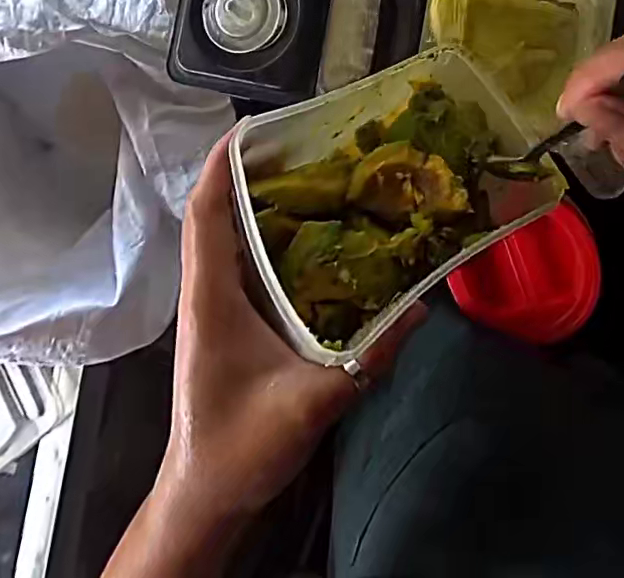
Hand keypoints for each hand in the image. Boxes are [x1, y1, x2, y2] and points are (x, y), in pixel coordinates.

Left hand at [153, 136, 424, 528]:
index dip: (219, 164)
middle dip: (244, 170)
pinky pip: (239, 260)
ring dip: (252, 198)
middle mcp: (207, 290)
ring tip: (304, 173)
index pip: (205, 213)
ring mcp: (214, 305)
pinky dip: (262, 232)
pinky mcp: (227, 319)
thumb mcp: (312, 402)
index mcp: (213, 297)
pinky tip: (305, 231)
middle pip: (214, 212)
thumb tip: (420, 307)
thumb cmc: (240, 447)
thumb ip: (369, 357)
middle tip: (296, 143)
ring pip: (224, 234)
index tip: (250, 127)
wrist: (203, 496)